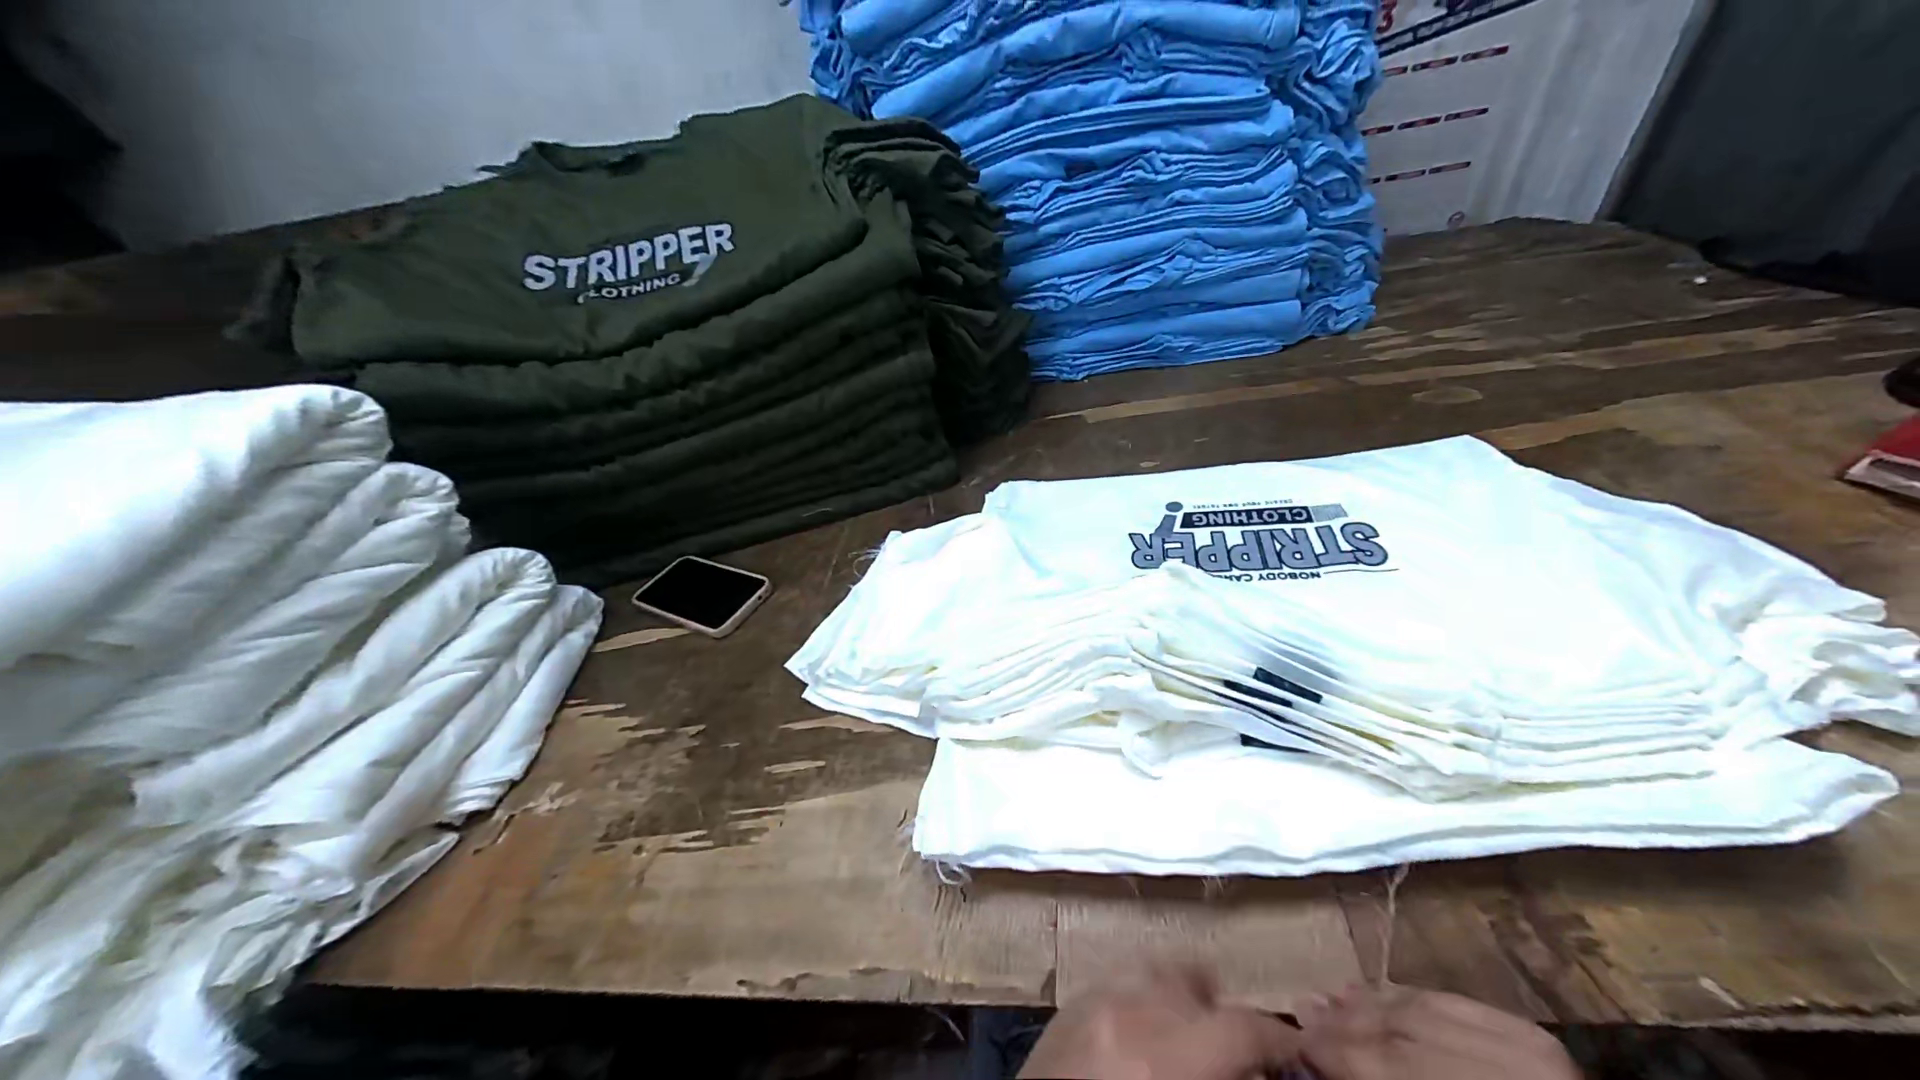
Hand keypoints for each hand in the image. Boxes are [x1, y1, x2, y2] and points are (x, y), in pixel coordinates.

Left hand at [1018, 964, 1300, 1079]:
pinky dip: (1141, 998)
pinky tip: (1142, 1033)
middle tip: (1232, 1053)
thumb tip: (1251, 1068)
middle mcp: (1130, 1010)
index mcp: (1167, 1058)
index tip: (1295, 1056)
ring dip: (1180, 997)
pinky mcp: (1069, 1003)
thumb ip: (1222, 1075)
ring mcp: (1093, 998)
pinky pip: (1119, 982)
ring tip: (1186, 1036)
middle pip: (1195, 981)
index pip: (1242, 1027)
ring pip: (1154, 970)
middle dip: (1222, 1013)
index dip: (1278, 1040)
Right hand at [1299, 985, 1580, 1079]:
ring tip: (1335, 998)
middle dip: (1343, 1019)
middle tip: (1304, 1009)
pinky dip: (1413, 996)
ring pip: (1423, 1008)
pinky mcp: (1537, 1038)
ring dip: (1371, 1001)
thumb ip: (1367, 1072)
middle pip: (1396, 1028)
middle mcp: (1497, 1068)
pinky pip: (1457, 1003)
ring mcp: (1522, 1051)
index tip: (1295, 1037)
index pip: (1381, 1059)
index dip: (1329, 1045)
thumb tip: (1313, 1049)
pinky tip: (1383, 992)